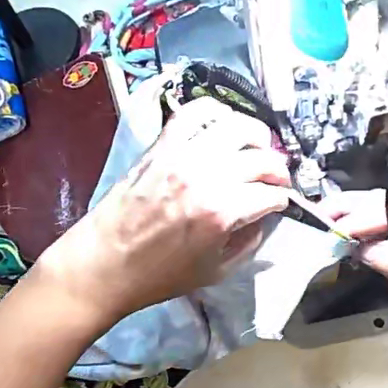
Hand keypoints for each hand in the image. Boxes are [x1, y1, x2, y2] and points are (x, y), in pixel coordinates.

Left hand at [33, 97, 292, 327]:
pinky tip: (223, 122)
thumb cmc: (159, 275)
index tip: (281, 202)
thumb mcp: (216, 271)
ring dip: (256, 134)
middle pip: (260, 157)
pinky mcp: (161, 147)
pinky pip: (193, 113)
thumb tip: (264, 217)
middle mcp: (206, 177)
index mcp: (222, 213)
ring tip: (258, 145)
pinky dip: (214, 111)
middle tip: (276, 178)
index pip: (270, 194)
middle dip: (278, 168)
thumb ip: (249, 243)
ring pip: (234, 125)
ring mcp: (181, 156)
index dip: (282, 199)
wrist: (106, 263)